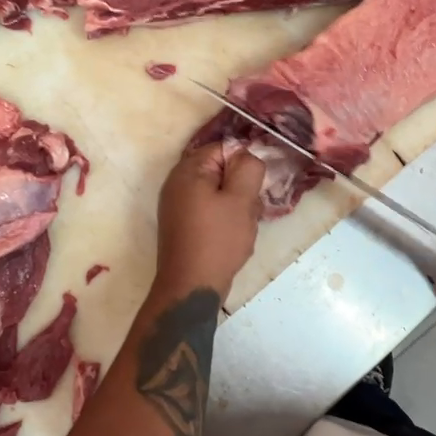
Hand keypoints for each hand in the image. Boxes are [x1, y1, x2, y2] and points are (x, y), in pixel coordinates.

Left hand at [156, 144, 265, 293]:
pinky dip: (225, 220)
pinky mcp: (183, 225)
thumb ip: (247, 168)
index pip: (224, 148)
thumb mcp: (241, 200)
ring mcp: (178, 205)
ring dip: (237, 207)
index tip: (257, 187)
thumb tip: (247, 155)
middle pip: (222, 171)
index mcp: (188, 170)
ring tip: (242, 228)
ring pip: (219, 193)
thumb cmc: (217, 240)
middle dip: (242, 189)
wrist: (191, 286)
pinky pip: (211, 211)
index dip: (246, 164)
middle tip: (250, 210)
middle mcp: (178, 182)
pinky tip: (233, 238)